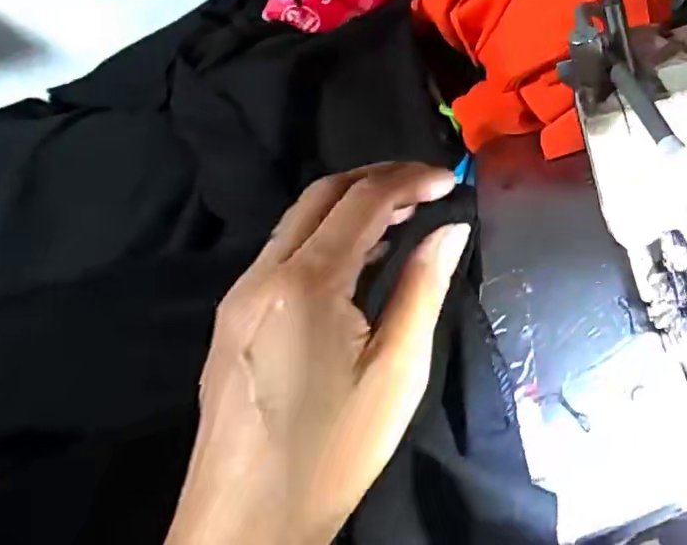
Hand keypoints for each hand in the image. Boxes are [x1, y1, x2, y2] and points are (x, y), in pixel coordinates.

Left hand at [165, 163, 471, 544]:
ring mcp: (239, 299)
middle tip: (431, 185)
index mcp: (304, 285)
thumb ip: (424, 284)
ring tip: (408, 212)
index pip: (364, 201)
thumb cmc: (331, 450)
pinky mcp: (233, 321)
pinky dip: (331, 232)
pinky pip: (286, 251)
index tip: (453, 180)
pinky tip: (365, 255)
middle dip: (381, 176)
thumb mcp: (398, 368)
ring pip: (300, 219)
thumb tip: (452, 228)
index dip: (413, 179)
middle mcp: (261, 278)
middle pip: (323, 194)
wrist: (241, 533)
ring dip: (355, 201)